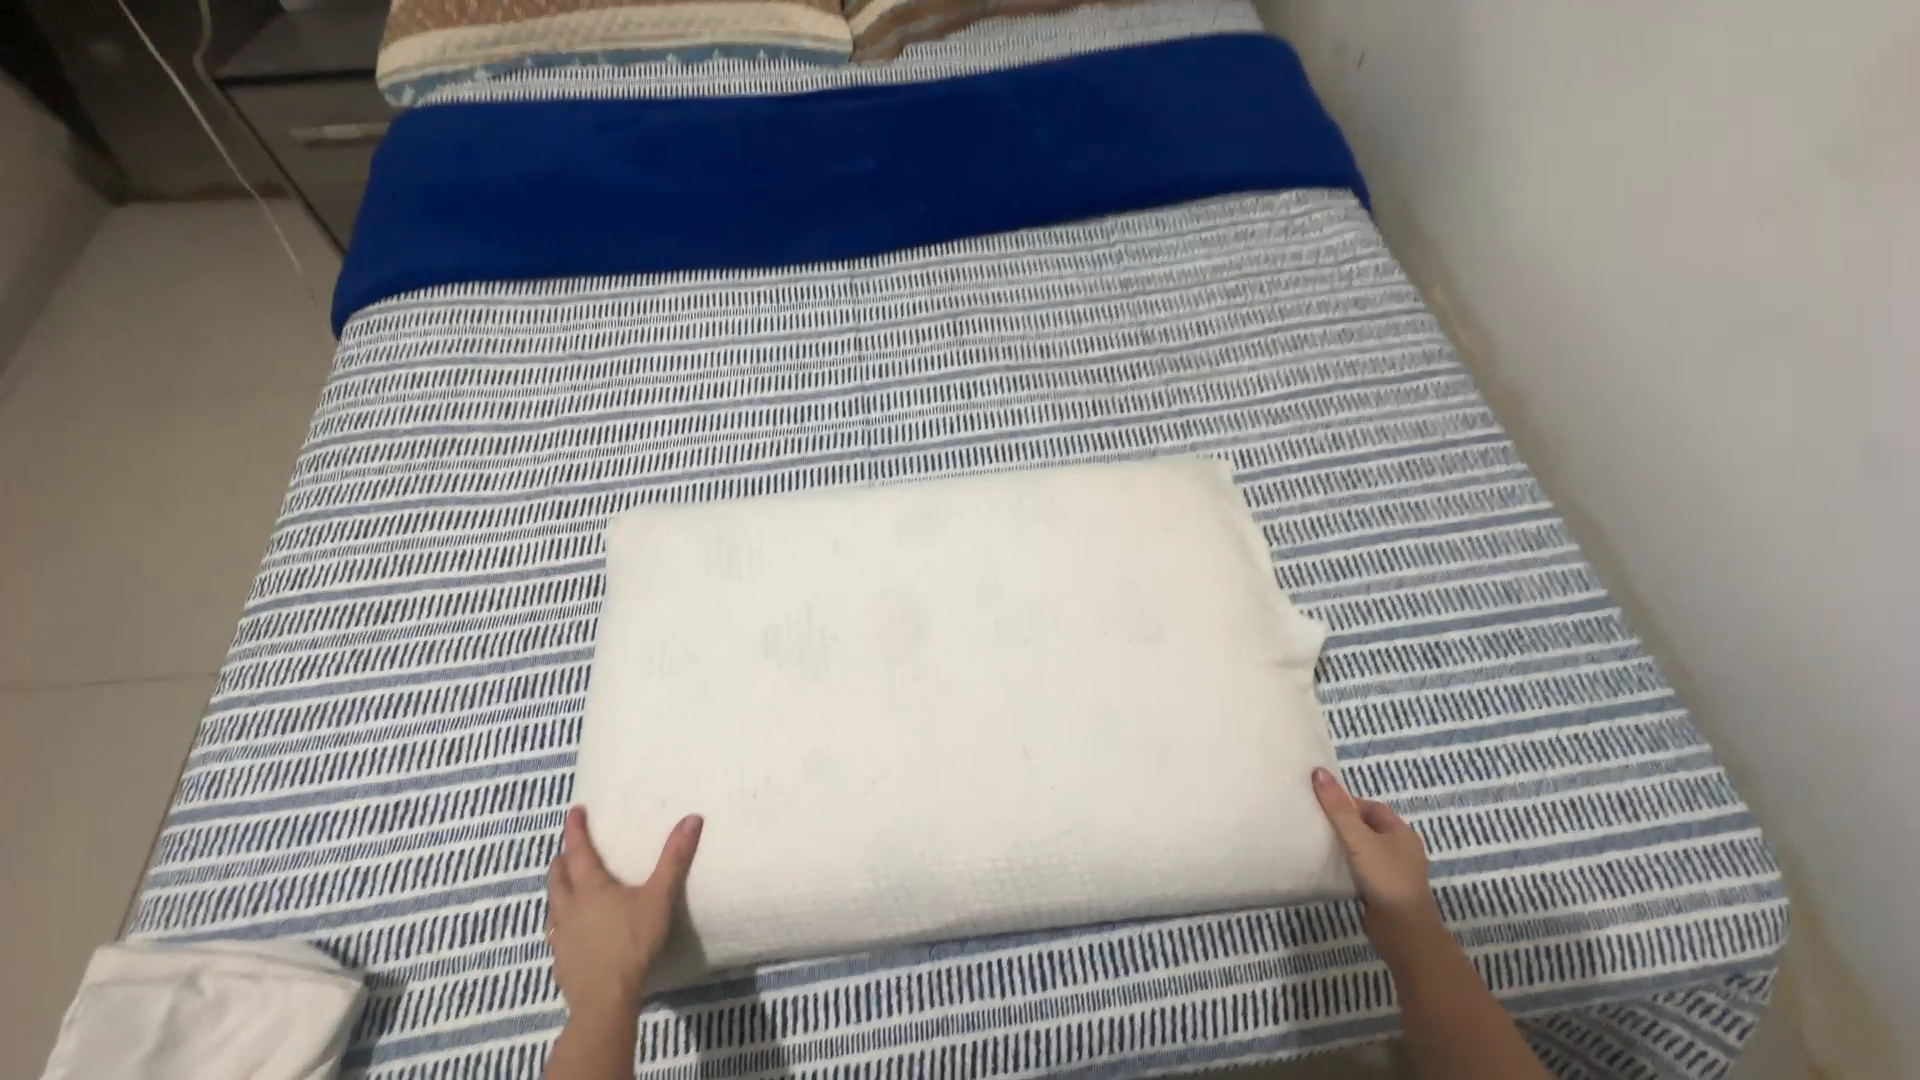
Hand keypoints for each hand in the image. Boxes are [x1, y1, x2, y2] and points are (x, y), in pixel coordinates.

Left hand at [545, 805, 702, 1017]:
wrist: (604, 998)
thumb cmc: (632, 943)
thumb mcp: (659, 897)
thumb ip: (674, 859)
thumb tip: (691, 819)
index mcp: (591, 888)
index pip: (579, 851)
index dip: (576, 830)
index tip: (574, 811)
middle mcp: (569, 907)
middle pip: (558, 877)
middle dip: (561, 860)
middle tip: (566, 850)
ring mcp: (561, 935)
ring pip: (552, 905)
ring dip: (557, 890)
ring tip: (563, 885)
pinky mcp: (561, 960)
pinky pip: (555, 932)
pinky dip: (559, 921)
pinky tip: (567, 930)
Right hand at [1311, 767, 1445, 963]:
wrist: (1403, 931)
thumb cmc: (1385, 878)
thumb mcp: (1359, 839)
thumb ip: (1338, 808)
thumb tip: (1318, 771)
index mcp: (1401, 832)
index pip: (1371, 807)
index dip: (1347, 803)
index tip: (1322, 805)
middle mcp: (1400, 849)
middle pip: (1366, 827)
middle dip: (1342, 823)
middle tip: (1315, 822)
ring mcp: (1392, 871)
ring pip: (1363, 849)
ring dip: (1343, 846)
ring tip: (1317, 842)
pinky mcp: (1382, 890)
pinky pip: (1361, 868)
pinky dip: (1346, 865)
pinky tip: (1328, 867)